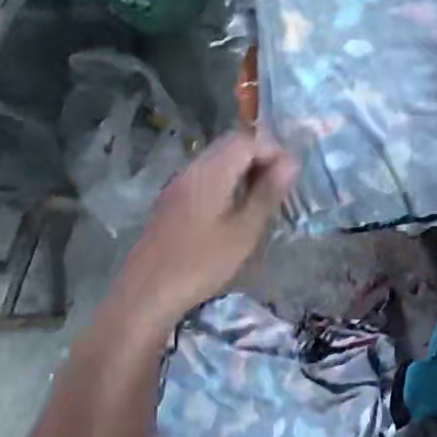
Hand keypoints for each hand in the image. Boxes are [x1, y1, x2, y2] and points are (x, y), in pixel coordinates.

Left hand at [105, 131, 297, 333]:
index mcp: (209, 172)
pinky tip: (236, 209)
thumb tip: (291, 163)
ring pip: (218, 162)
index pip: (246, 141)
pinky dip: (227, 183)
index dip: (274, 150)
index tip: (291, 176)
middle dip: (260, 158)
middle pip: (230, 146)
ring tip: (264, 198)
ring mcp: (178, 185)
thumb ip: (267, 193)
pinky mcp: (172, 202)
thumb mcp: (244, 231)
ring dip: (244, 171)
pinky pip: (206, 178)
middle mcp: (191, 170)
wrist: (145, 295)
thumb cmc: (200, 264)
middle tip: (281, 186)